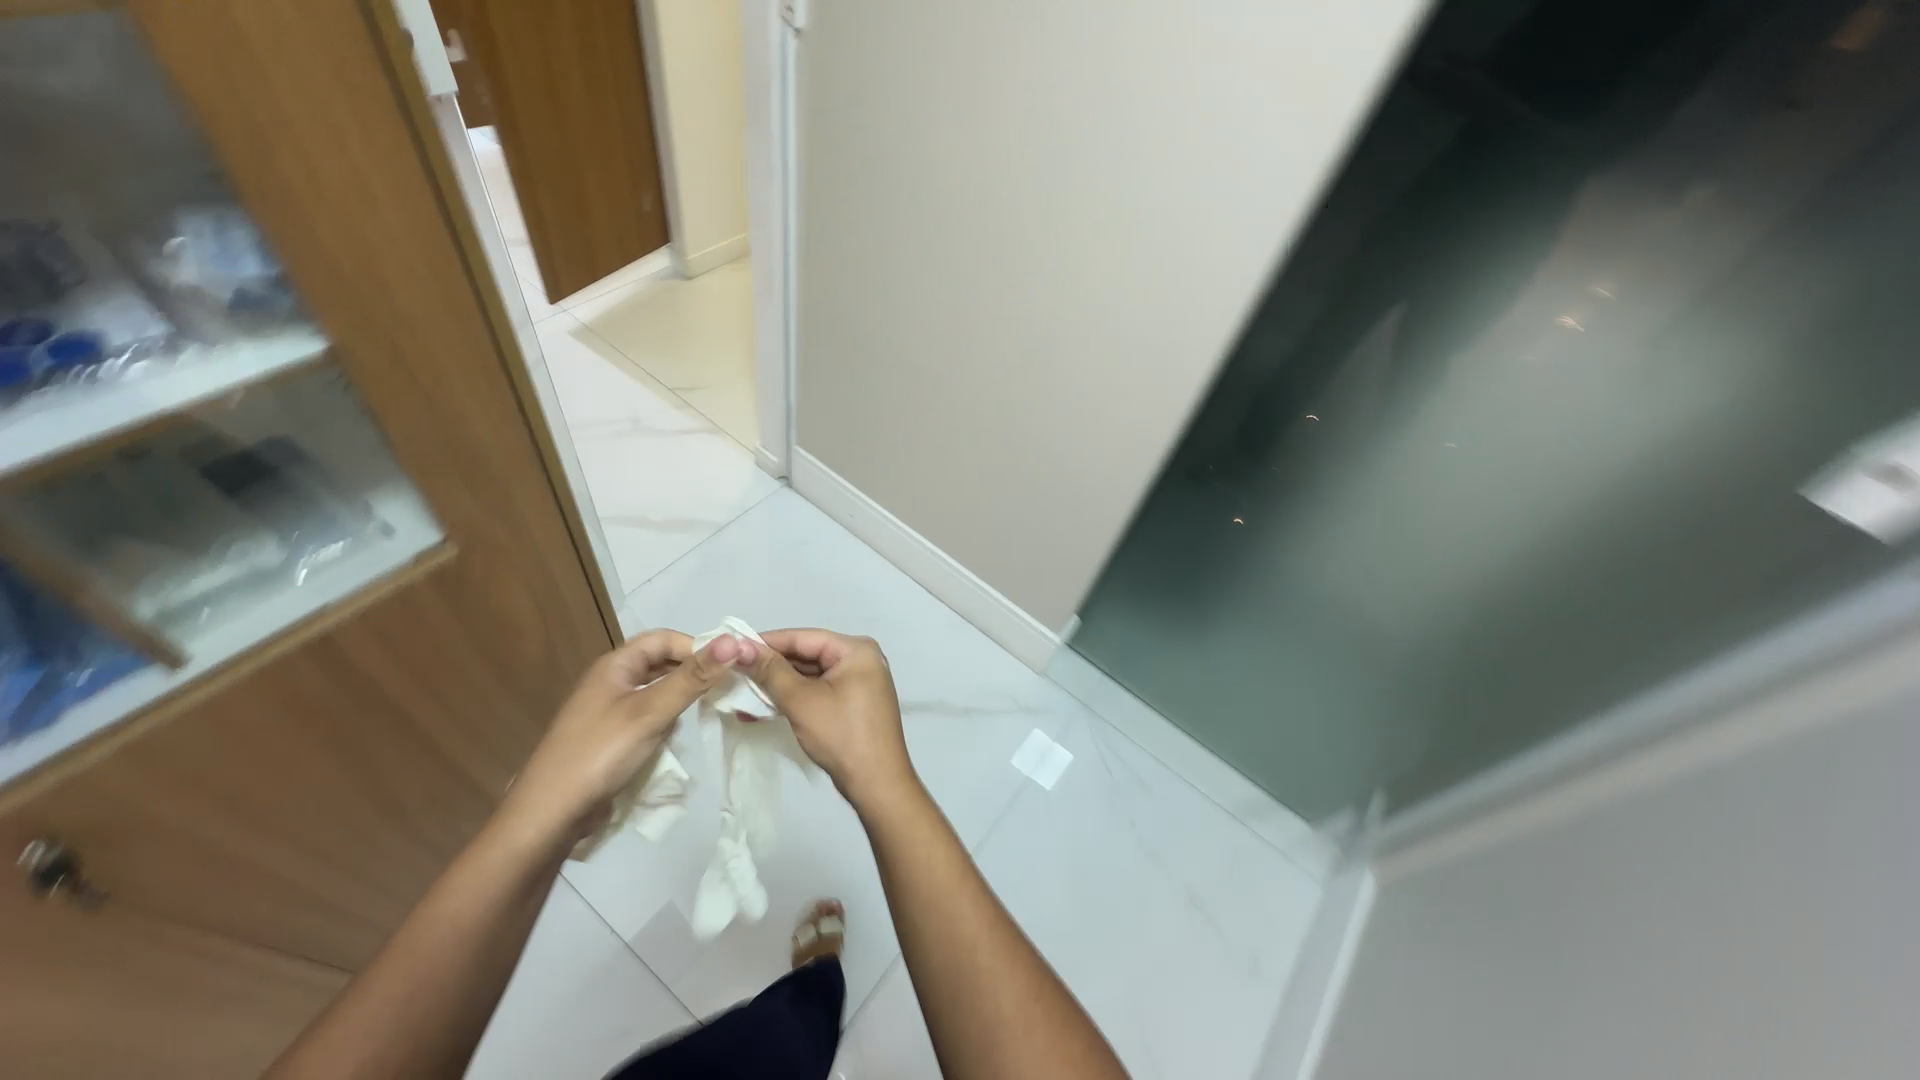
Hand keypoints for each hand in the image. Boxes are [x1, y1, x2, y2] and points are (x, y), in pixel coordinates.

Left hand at [501, 630, 746, 841]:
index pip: (664, 638)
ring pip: (656, 691)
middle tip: (727, 688)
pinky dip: (667, 721)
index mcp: (615, 665)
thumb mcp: (651, 712)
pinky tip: (679, 736)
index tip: (729, 667)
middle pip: (660, 663)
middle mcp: (611, 681)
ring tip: (709, 710)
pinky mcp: (611, 738)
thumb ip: (692, 678)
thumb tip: (734, 641)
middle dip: (692, 671)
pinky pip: (647, 717)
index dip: (696, 646)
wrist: (551, 814)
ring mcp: (609, 711)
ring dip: (681, 697)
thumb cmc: (601, 753)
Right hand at [741, 628, 917, 809]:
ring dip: (778, 686)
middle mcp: (861, 660)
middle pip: (807, 655)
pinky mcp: (853, 704)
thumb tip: (741, 647)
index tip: (733, 647)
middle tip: (734, 671)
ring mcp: (859, 683)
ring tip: (741, 693)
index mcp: (856, 650)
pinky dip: (793, 699)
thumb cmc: (841, 735)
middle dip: (770, 667)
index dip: (766, 642)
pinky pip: (818, 692)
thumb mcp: (800, 700)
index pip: (803, 637)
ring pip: (810, 676)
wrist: (876, 783)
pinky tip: (762, 709)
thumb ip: (770, 671)